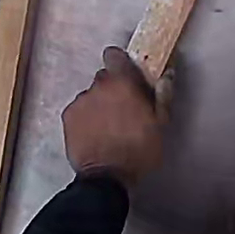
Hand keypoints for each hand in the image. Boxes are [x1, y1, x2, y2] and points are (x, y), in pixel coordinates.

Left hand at [62, 46, 169, 185]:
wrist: (107, 177)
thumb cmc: (138, 151)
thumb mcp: (160, 125)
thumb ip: (162, 96)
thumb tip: (166, 76)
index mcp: (123, 84)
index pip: (115, 55)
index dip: (121, 62)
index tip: (127, 74)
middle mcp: (98, 87)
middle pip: (104, 78)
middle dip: (113, 88)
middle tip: (124, 108)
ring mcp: (81, 102)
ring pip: (91, 95)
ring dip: (99, 105)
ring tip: (109, 127)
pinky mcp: (68, 117)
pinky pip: (79, 110)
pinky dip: (86, 118)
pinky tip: (97, 134)